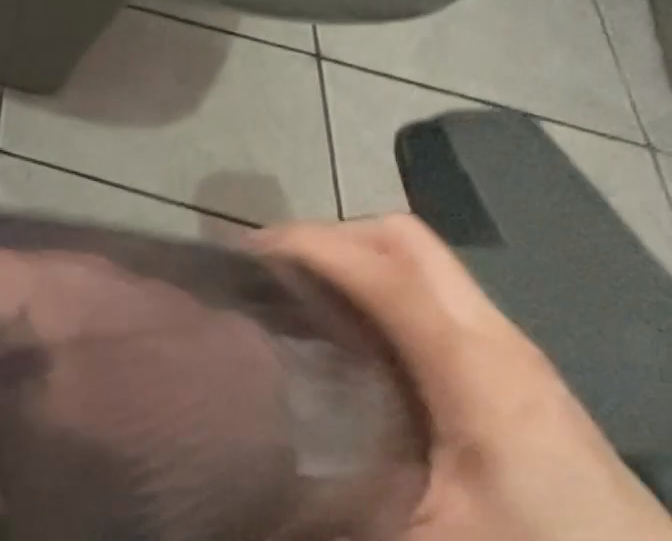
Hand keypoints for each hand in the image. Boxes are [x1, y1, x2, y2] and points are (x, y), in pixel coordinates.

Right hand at [260, 215, 671, 540]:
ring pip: (415, 258)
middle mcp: (492, 338)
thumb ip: (340, 480)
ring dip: (347, 257)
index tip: (239, 257)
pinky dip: (372, 283)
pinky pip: (426, 290)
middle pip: (401, 239)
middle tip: (264, 272)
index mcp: (475, 368)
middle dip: (325, 237)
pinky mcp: (508, 365)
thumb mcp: (427, 529)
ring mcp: (506, 347)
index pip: (381, 268)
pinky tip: (342, 329)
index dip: (306, 246)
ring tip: (289, 293)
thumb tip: (256, 446)